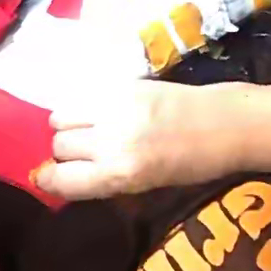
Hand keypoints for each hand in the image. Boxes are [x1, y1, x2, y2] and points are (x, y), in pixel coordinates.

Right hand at [31, 80, 255, 200]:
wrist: (225, 124)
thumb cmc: (193, 166)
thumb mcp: (148, 184)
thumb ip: (107, 178)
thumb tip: (66, 174)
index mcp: (121, 173)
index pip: (62, 178)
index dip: (47, 179)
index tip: (45, 177)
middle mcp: (111, 141)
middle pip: (59, 145)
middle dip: (62, 152)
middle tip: (77, 153)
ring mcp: (113, 109)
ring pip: (61, 117)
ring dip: (65, 126)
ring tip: (83, 128)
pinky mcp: (119, 85)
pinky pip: (80, 97)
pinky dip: (80, 107)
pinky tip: (96, 112)